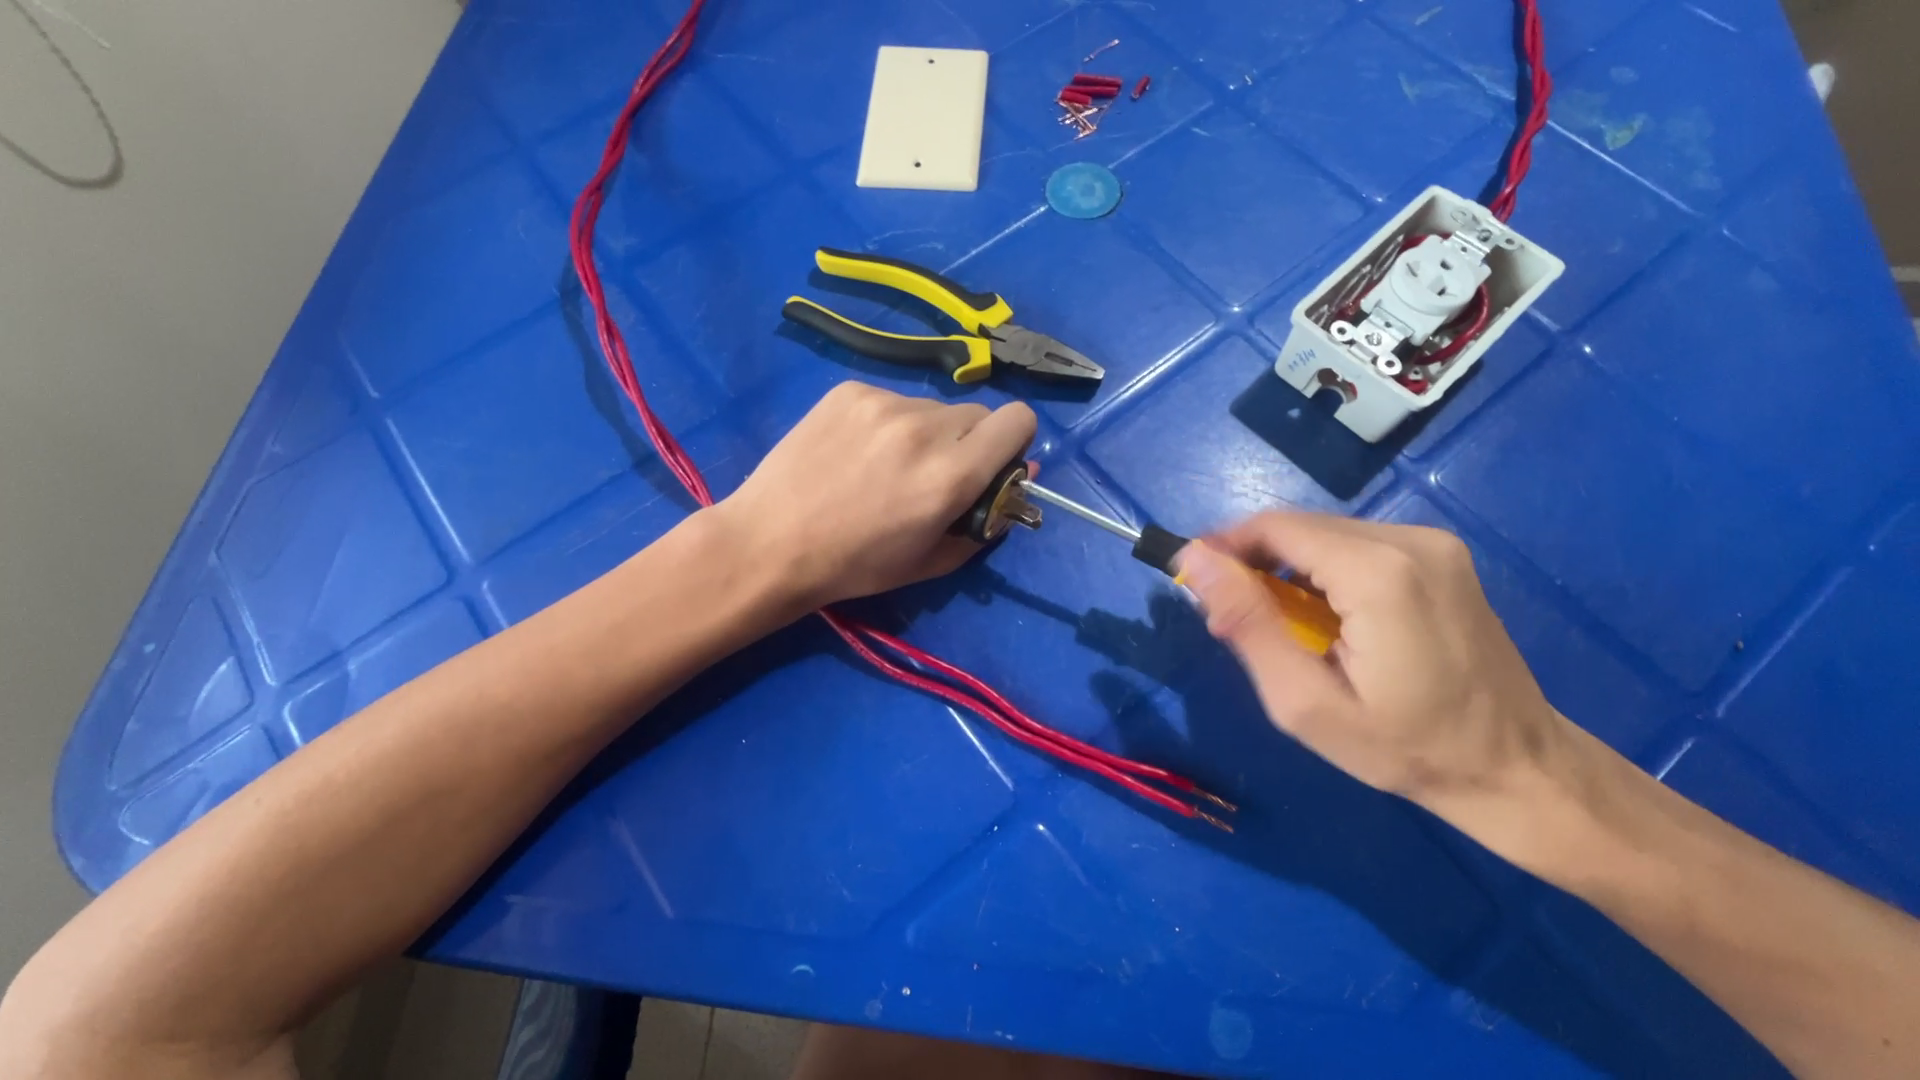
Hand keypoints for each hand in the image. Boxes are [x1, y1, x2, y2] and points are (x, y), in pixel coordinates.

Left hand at [715, 382, 1035, 609]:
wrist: (771, 543)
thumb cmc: (856, 566)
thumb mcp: (934, 561)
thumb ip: (988, 519)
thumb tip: (1021, 476)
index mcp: (951, 476)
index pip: (1019, 420)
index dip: (1013, 442)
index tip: (993, 464)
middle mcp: (924, 428)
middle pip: (977, 414)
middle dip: (968, 443)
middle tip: (933, 475)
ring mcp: (883, 403)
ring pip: (933, 408)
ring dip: (926, 433)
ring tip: (884, 466)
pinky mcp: (850, 391)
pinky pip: (892, 400)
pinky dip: (887, 423)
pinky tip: (855, 452)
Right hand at [1175, 512, 1566, 817]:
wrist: (1515, 767)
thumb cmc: (1403, 748)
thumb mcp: (1305, 702)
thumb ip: (1248, 624)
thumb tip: (1195, 561)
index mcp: (1378, 573)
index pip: (1276, 527)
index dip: (1224, 546)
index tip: (1194, 582)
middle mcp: (1411, 540)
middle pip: (1302, 528)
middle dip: (1255, 563)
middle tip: (1233, 619)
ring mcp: (1436, 544)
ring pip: (1329, 534)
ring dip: (1290, 569)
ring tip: (1280, 627)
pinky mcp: (1445, 556)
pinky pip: (1361, 545)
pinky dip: (1326, 571)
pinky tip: (1326, 619)